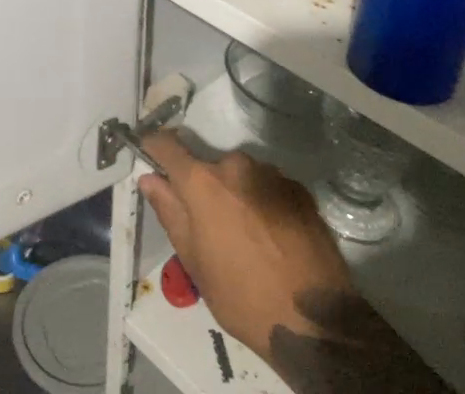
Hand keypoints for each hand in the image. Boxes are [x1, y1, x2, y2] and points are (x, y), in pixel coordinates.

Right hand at [136, 131, 351, 363]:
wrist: (314, 319)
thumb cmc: (242, 296)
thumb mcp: (193, 260)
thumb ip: (169, 212)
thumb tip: (150, 179)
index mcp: (204, 183)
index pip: (167, 145)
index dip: (154, 147)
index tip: (149, 156)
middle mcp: (238, 166)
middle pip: (209, 166)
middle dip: (204, 187)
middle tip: (210, 227)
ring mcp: (273, 175)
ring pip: (242, 176)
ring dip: (237, 195)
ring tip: (246, 237)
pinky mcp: (301, 190)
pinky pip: (269, 187)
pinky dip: (263, 202)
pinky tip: (272, 238)